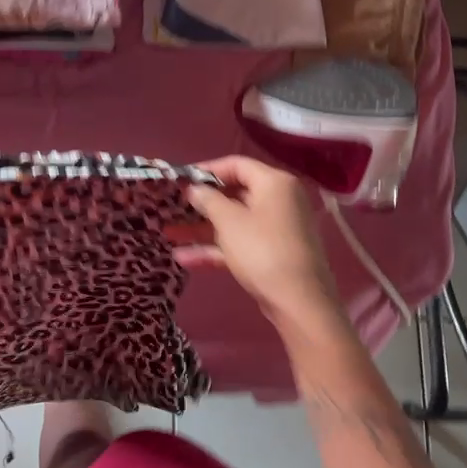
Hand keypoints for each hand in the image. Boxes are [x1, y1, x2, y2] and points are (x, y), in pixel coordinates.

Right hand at [183, 156, 339, 325]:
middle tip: (171, 207)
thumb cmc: (262, 250)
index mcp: (274, 184)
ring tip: (167, 234)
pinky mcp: (271, 254)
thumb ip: (207, 200)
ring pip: (233, 222)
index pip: (236, 165)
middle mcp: (278, 201)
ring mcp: (276, 230)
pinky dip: (215, 249)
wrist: (299, 303)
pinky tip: (184, 259)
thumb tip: (193, 189)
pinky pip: (239, 244)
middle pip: (233, 195)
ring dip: (201, 229)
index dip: (206, 170)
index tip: (180, 179)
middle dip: (199, 204)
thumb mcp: (229, 221)